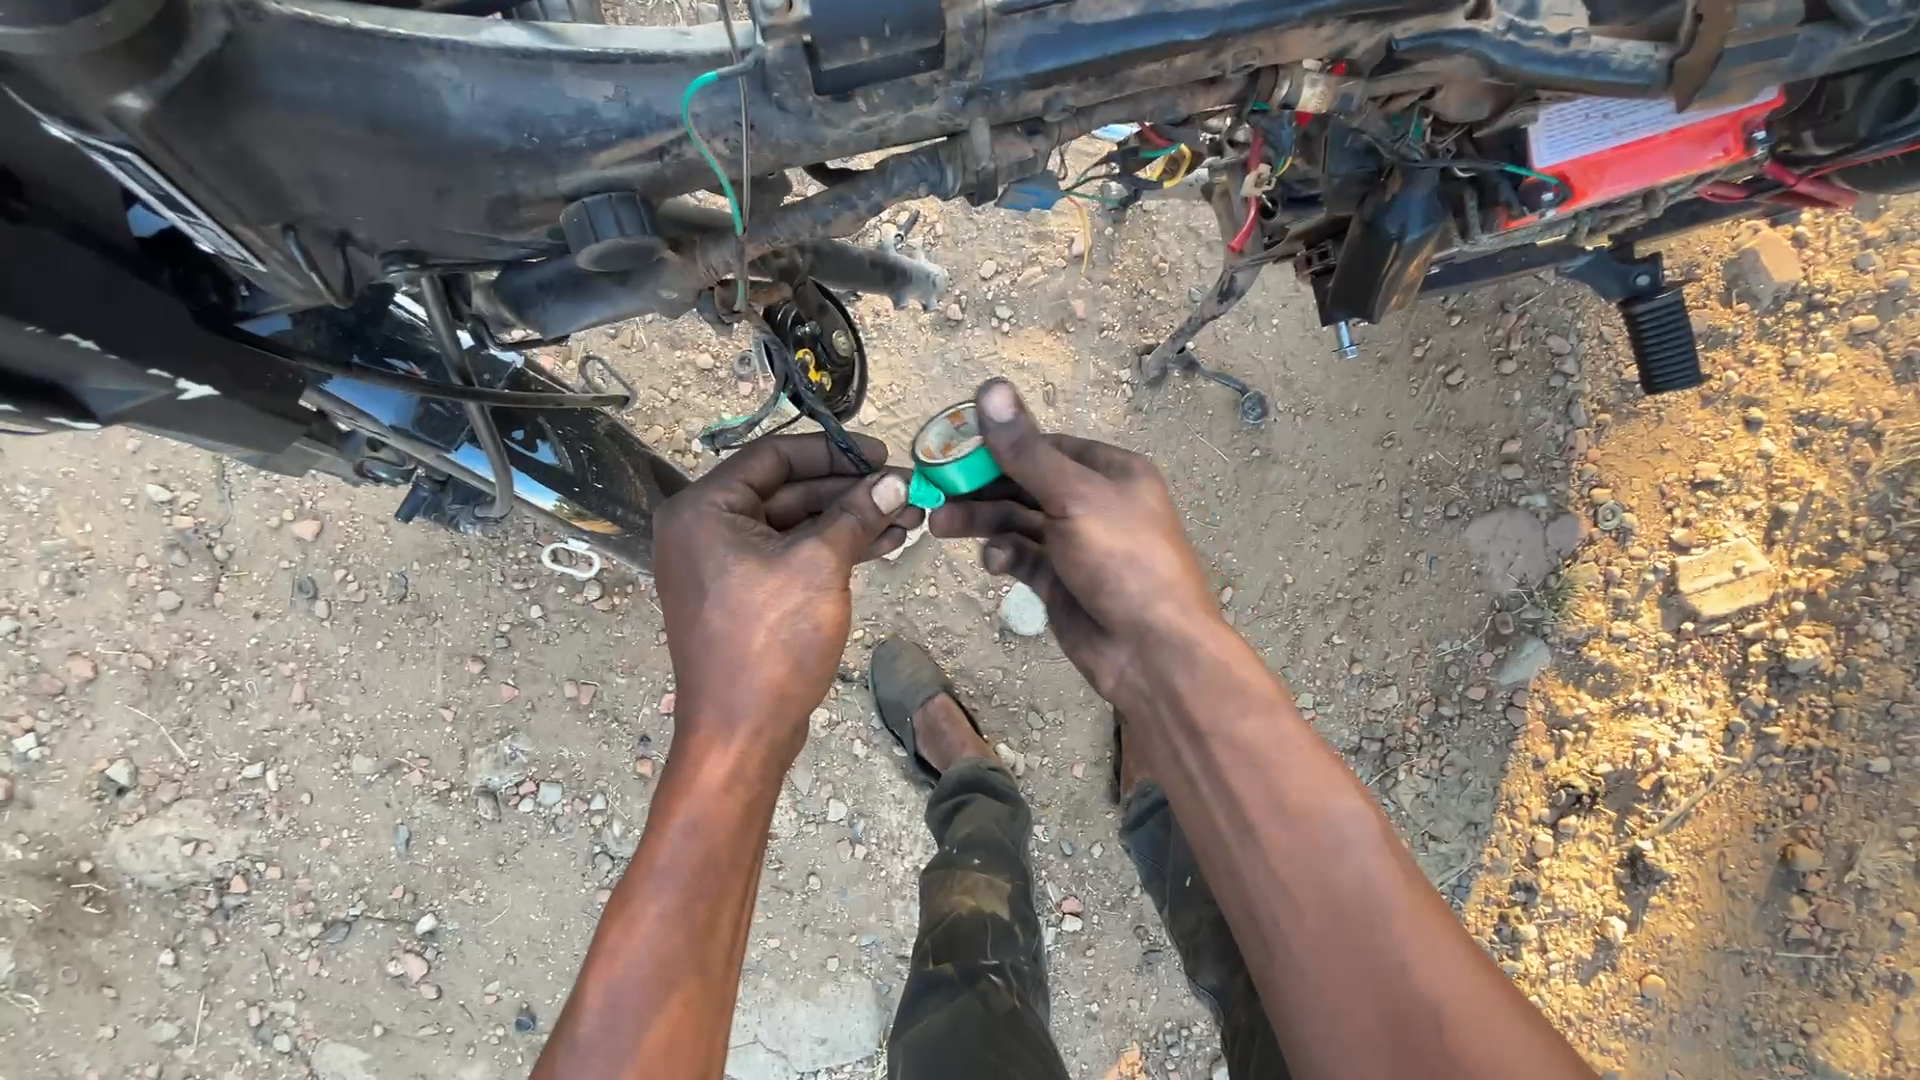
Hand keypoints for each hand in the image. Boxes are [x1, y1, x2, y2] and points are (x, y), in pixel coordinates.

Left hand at [654, 433, 919, 762]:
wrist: (741, 733)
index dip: (831, 452)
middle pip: (787, 491)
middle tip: (903, 490)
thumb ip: (856, 515)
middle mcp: (705, 528)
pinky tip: (883, 544)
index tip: (881, 455)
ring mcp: (724, 564)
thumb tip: (896, 482)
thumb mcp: (820, 566)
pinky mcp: (745, 594)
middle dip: (849, 492)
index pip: (772, 457)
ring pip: (796, 526)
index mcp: (704, 508)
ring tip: (908, 520)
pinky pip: (792, 555)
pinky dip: (833, 549)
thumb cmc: (771, 642)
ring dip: (850, 521)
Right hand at [928, 379, 1220, 711]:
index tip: (953, 446)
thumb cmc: (1122, 559)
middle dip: (981, 487)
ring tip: (939, 525)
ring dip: (981, 520)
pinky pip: (1023, 557)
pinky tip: (994, 563)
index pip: (1045, 446)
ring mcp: (1075, 544)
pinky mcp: (1059, 581)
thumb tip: (990, 388)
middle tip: (934, 488)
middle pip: (1025, 483)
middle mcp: (1093, 502)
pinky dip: (1004, 555)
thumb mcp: (1073, 495)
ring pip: (1018, 521)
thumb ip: (1026, 450)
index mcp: (1110, 471)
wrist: (1151, 649)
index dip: (999, 444)